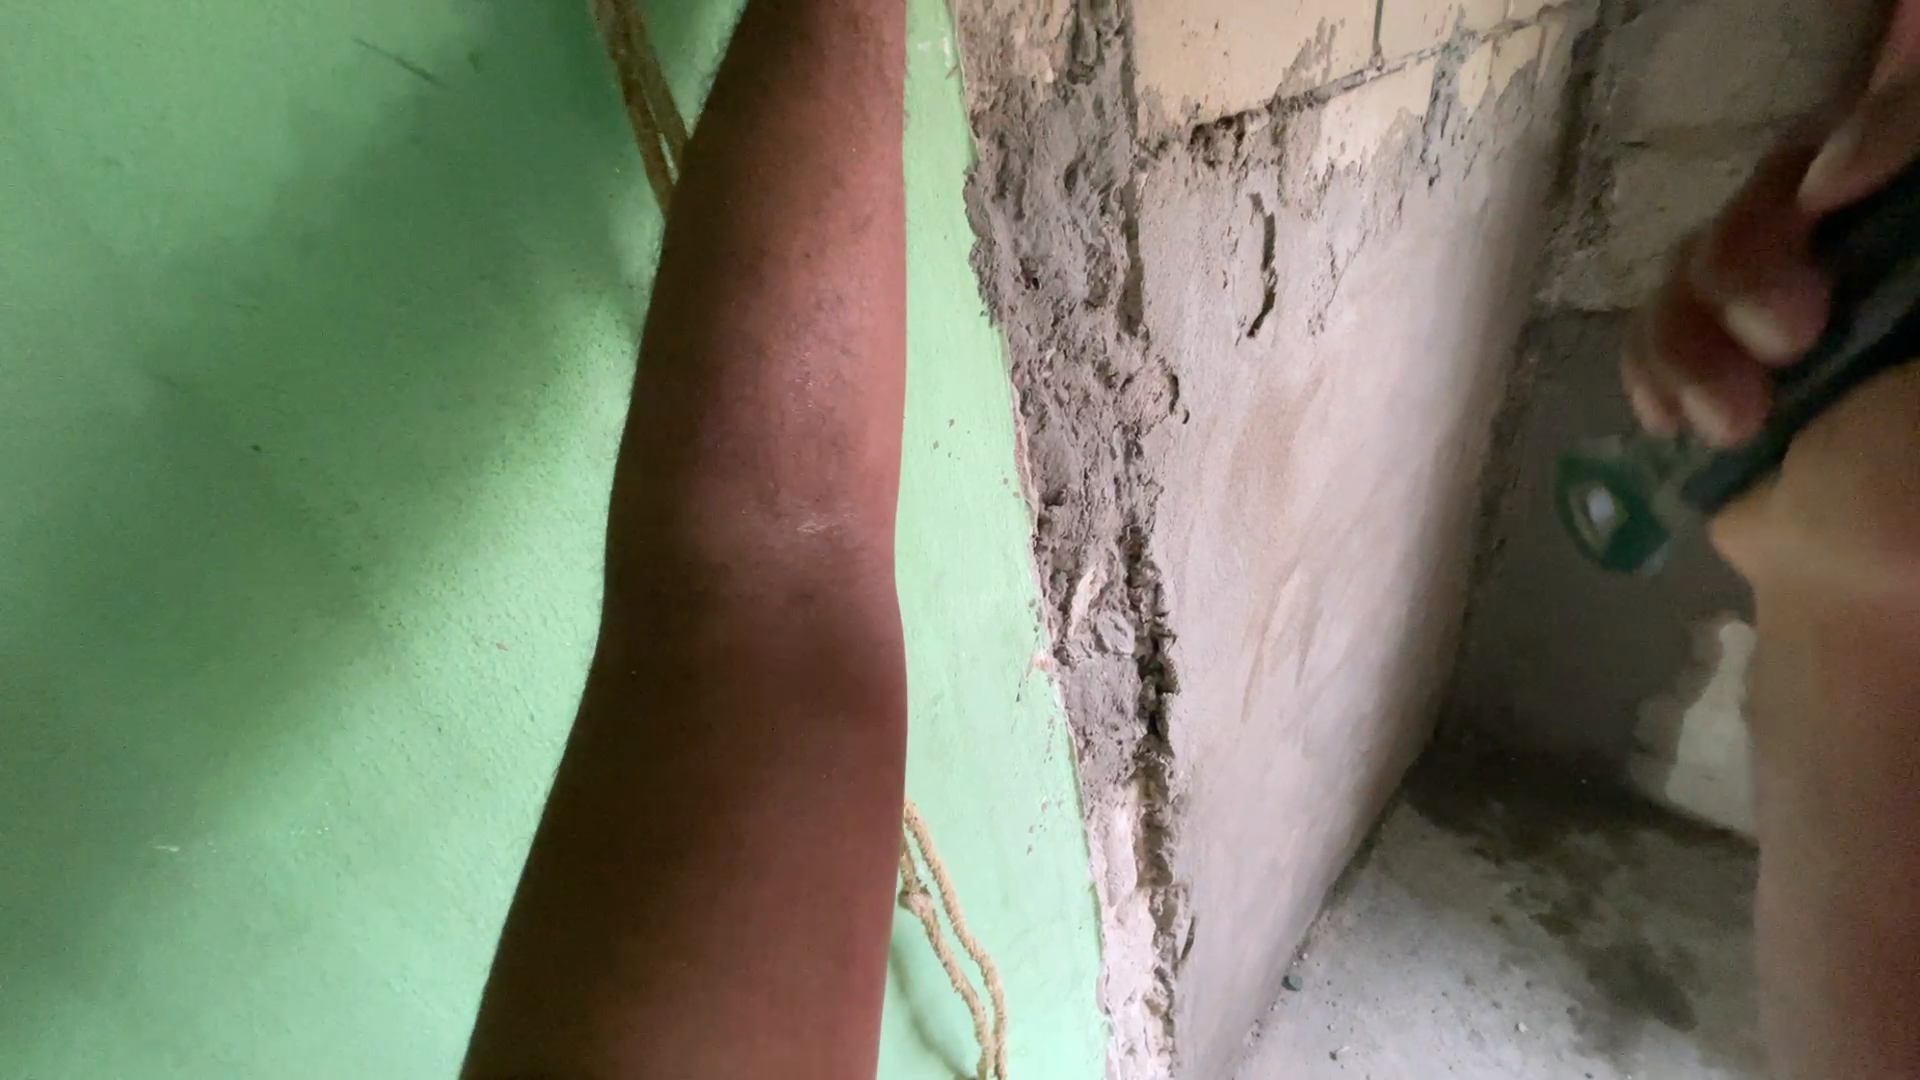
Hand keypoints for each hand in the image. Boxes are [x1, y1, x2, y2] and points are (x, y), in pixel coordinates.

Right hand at [1625, 88, 1919, 599]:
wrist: (1853, 573)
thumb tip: (1835, 168)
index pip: (1901, 111)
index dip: (1870, 122)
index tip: (1835, 191)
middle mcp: (1865, 243)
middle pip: (1776, 181)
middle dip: (1751, 264)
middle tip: (1786, 338)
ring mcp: (1775, 300)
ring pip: (1691, 261)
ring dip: (1691, 345)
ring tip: (1730, 424)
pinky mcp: (1702, 354)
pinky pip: (1644, 328)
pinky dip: (1652, 375)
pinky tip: (1679, 425)